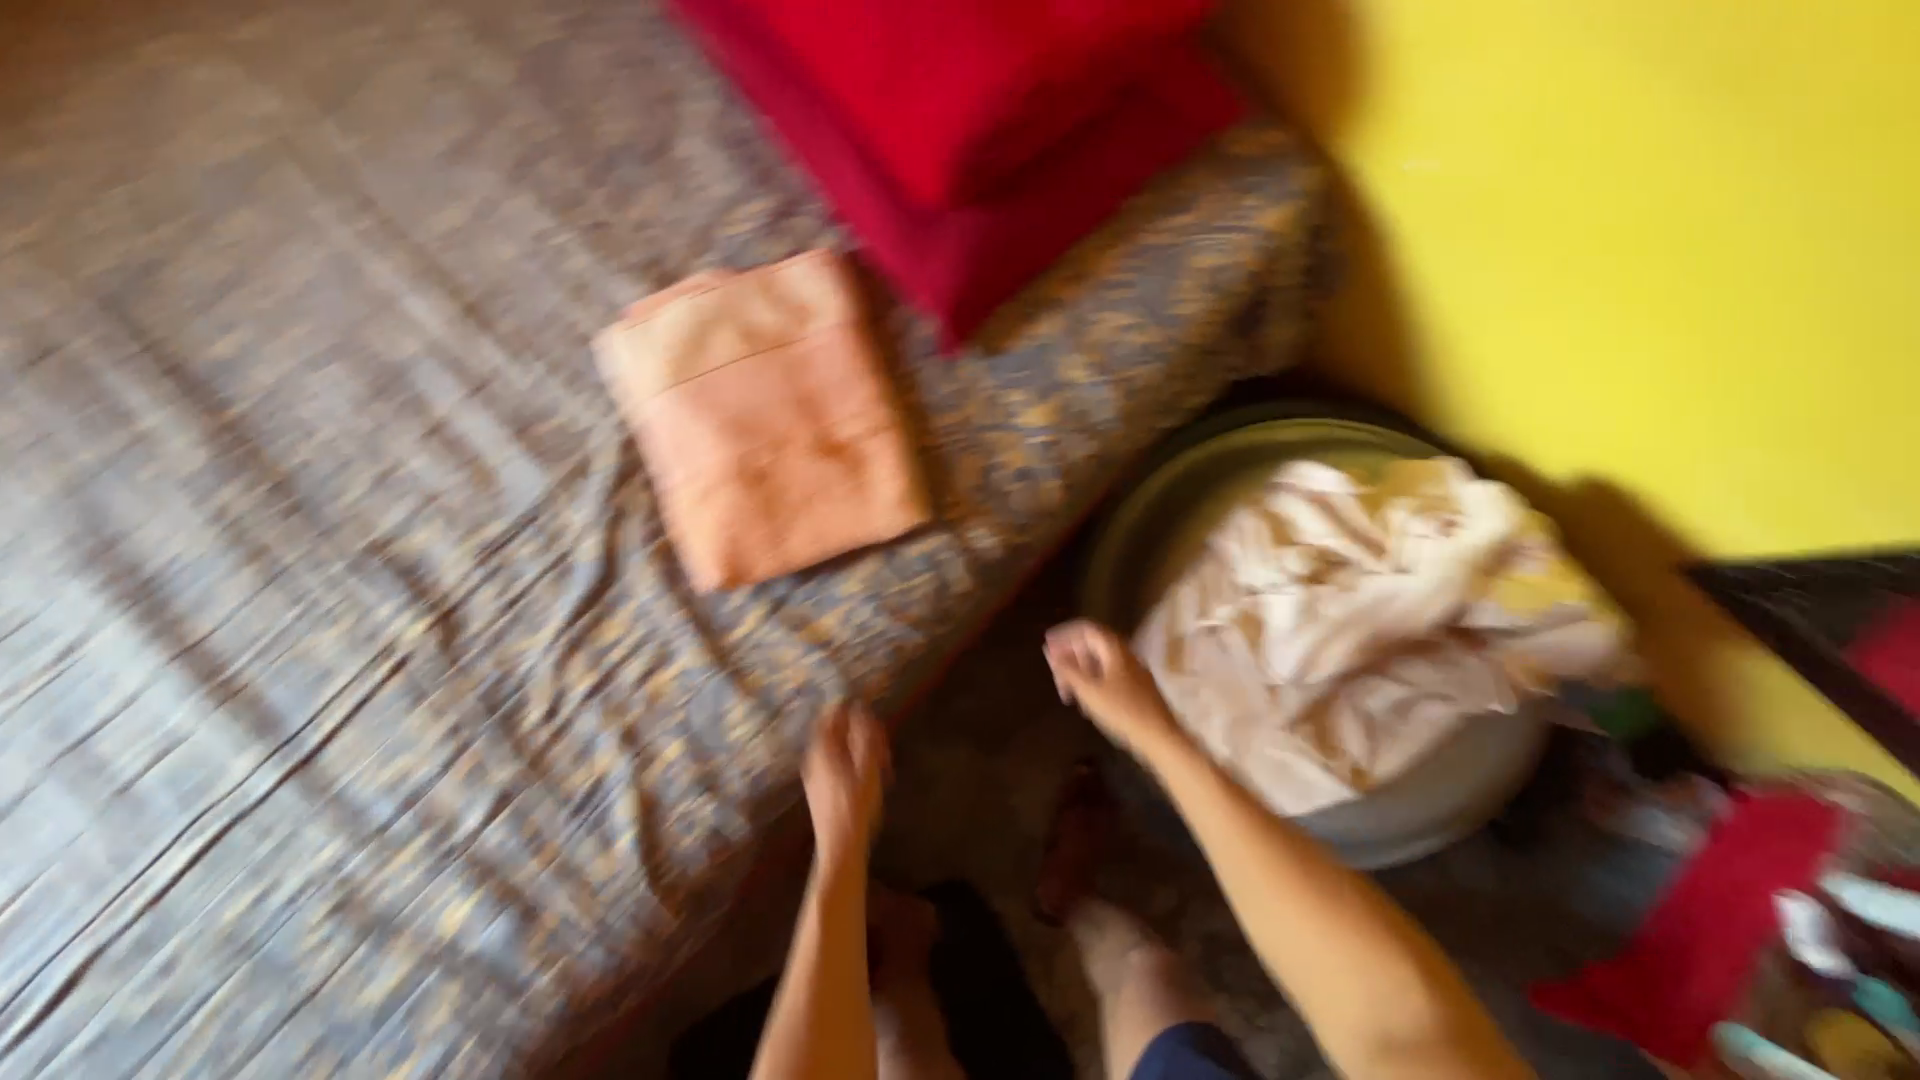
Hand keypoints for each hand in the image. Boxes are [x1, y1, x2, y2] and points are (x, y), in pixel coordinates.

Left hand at [801, 703, 889, 867]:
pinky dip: (854, 764)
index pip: (830, 714)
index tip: (869, 712)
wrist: (840, 847)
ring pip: (838, 750)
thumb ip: (864, 735)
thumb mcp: (867, 767)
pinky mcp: (819, 790)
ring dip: (860, 750)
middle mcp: (813, 758)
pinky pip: (836, 765)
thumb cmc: (856, 805)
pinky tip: (870, 779)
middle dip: (860, 733)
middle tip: (883, 746)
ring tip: (882, 765)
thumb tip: (861, 709)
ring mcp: (814, 775)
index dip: (849, 708)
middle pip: (836, 733)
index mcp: (822, 749)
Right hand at [1044, 619, 1186, 762]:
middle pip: (1093, 646)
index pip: (1086, 629)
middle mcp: (1126, 655)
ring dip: (1081, 673)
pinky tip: (1088, 704)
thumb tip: (1051, 652)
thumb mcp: (1089, 691)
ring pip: (1101, 664)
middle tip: (1056, 677)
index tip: (1048, 645)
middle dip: (1071, 658)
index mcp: (1115, 649)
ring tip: (1069, 694)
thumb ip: (1068, 670)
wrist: (1160, 737)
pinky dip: (1094, 684)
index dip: (1065, 634)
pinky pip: (1110, 677)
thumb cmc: (1122, 711)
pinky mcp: (1138, 689)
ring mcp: (1134, 672)